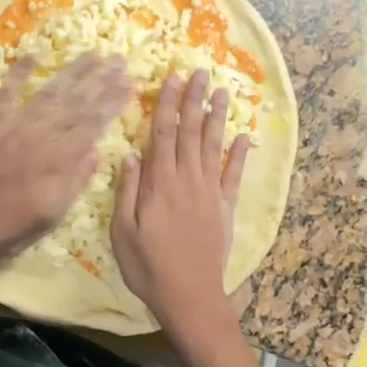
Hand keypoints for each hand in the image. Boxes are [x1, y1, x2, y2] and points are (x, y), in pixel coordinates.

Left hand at [0, 53, 130, 268]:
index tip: (129, 82)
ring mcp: (10, 124)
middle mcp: (37, 134)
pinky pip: (6, 91)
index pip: (92, 123)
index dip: (112, 102)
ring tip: (92, 54)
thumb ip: (74, 180)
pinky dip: (19, 72)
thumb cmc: (8, 228)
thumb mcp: (51, 214)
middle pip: (75, 102)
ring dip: (72, 71)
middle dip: (100, 80)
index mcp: (56, 159)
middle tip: (119, 60)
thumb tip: (97, 149)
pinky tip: (34, 55)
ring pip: (48, 92)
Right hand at [112, 69, 249, 326]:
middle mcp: (186, 180)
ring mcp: (209, 192)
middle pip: (190, 132)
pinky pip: (233, 175)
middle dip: (194, 100)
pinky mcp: (225, 208)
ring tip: (222, 91)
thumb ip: (127, 191)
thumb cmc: (147, 266)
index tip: (173, 77)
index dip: (168, 103)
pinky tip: (244, 136)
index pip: (164, 134)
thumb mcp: (122, 231)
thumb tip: (130, 153)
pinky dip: (239, 154)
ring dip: (217, 117)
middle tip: (200, 71)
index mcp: (159, 184)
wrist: (189, 295)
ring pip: (212, 145)